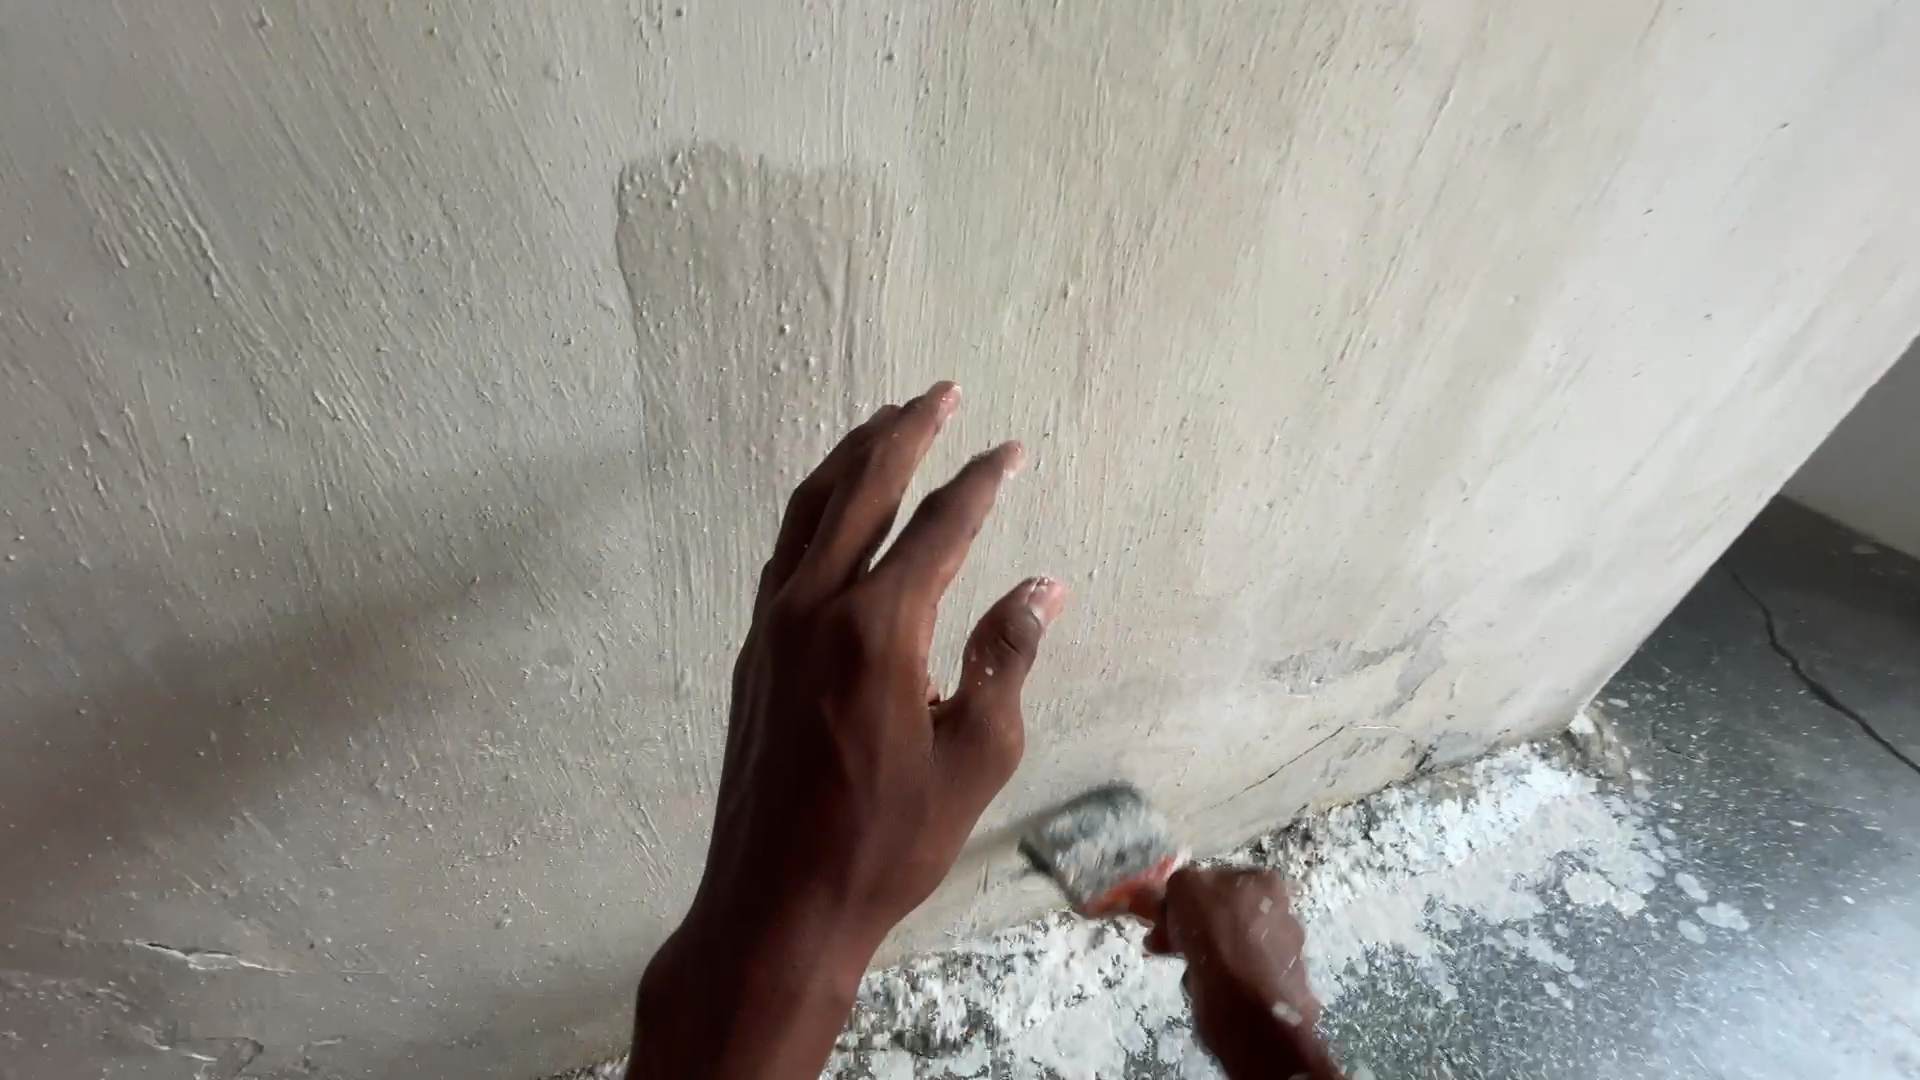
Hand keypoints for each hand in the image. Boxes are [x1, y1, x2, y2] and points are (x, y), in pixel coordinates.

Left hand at [628, 381, 1068, 1079]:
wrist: (776, 903)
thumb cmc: (887, 840)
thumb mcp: (976, 757)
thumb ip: (1005, 657)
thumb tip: (1042, 588)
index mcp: (878, 629)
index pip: (940, 528)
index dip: (981, 482)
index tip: (1011, 450)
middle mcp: (817, 606)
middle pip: (863, 489)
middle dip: (907, 433)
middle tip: (942, 393)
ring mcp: (775, 621)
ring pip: (812, 507)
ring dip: (854, 457)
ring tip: (888, 421)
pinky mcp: (755, 644)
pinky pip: (788, 548)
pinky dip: (817, 506)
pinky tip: (837, 503)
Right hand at [1150, 867, 1343, 1078]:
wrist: (1243, 998)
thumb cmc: (1214, 928)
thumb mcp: (1182, 884)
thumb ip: (1181, 882)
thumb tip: (1181, 896)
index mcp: (1266, 882)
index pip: (1222, 878)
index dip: (1191, 892)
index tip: (1169, 910)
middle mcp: (1283, 914)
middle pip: (1224, 914)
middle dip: (1191, 927)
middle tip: (1164, 939)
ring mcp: (1284, 954)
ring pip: (1229, 946)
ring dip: (1202, 954)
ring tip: (1182, 966)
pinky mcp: (1279, 990)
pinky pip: (1238, 976)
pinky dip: (1218, 980)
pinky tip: (1202, 985)